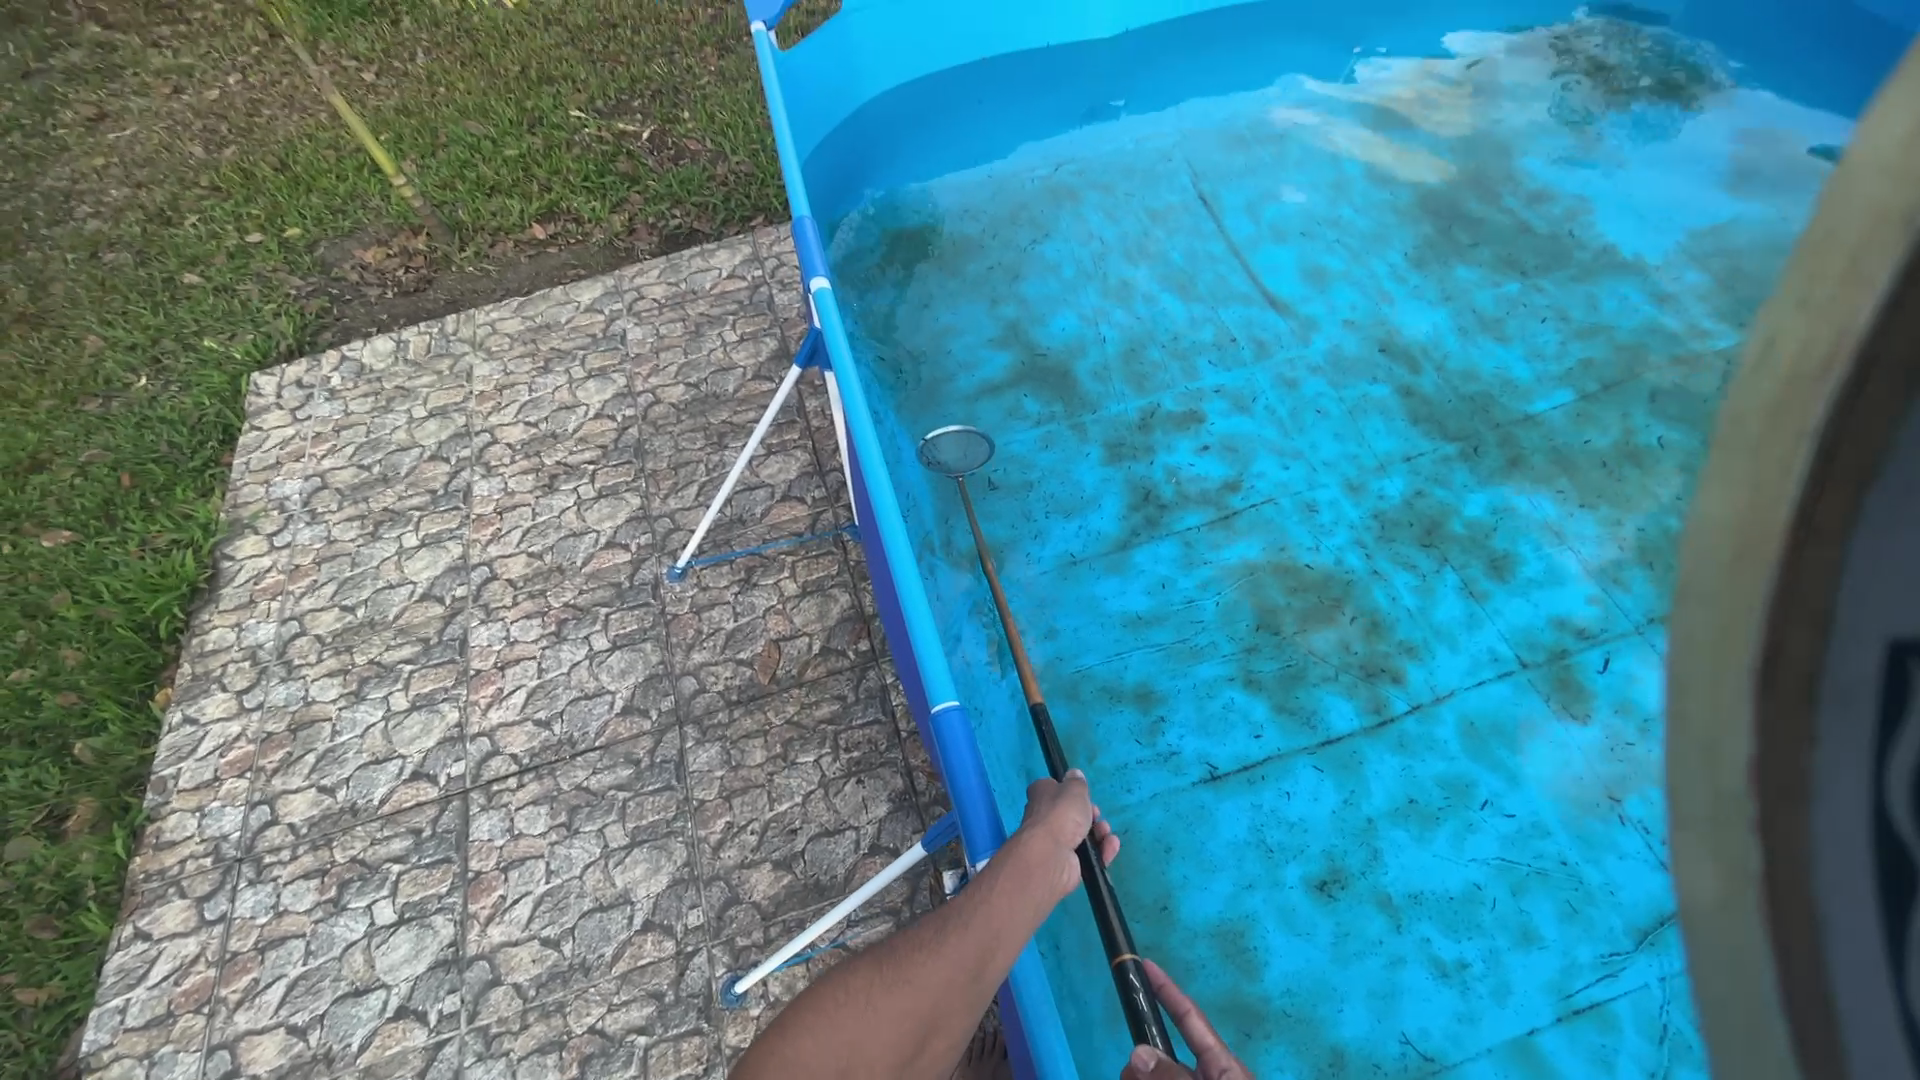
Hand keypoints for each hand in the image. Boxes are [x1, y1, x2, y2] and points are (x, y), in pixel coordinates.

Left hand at [1006, 770, 1119, 903]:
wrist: (1052, 855)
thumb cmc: (1061, 813)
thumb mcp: (1074, 789)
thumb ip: (1077, 782)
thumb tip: (1074, 774)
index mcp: (1041, 795)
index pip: (1055, 790)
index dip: (1072, 792)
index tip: (1085, 795)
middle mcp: (1045, 818)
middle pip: (1073, 814)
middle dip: (1090, 814)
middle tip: (1095, 814)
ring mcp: (1056, 842)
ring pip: (1083, 835)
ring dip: (1099, 832)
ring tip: (1104, 832)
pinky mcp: (1068, 862)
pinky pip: (1089, 855)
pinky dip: (1102, 851)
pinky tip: (1110, 846)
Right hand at [1120, 960, 1252, 1079]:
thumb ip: (1174, 1075)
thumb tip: (1137, 1051)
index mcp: (1222, 1064)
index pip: (1190, 1016)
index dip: (1167, 989)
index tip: (1146, 964)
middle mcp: (1207, 1075)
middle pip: (1164, 1051)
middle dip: (1142, 1053)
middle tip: (1126, 1071)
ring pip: (1156, 1074)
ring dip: (1139, 1077)